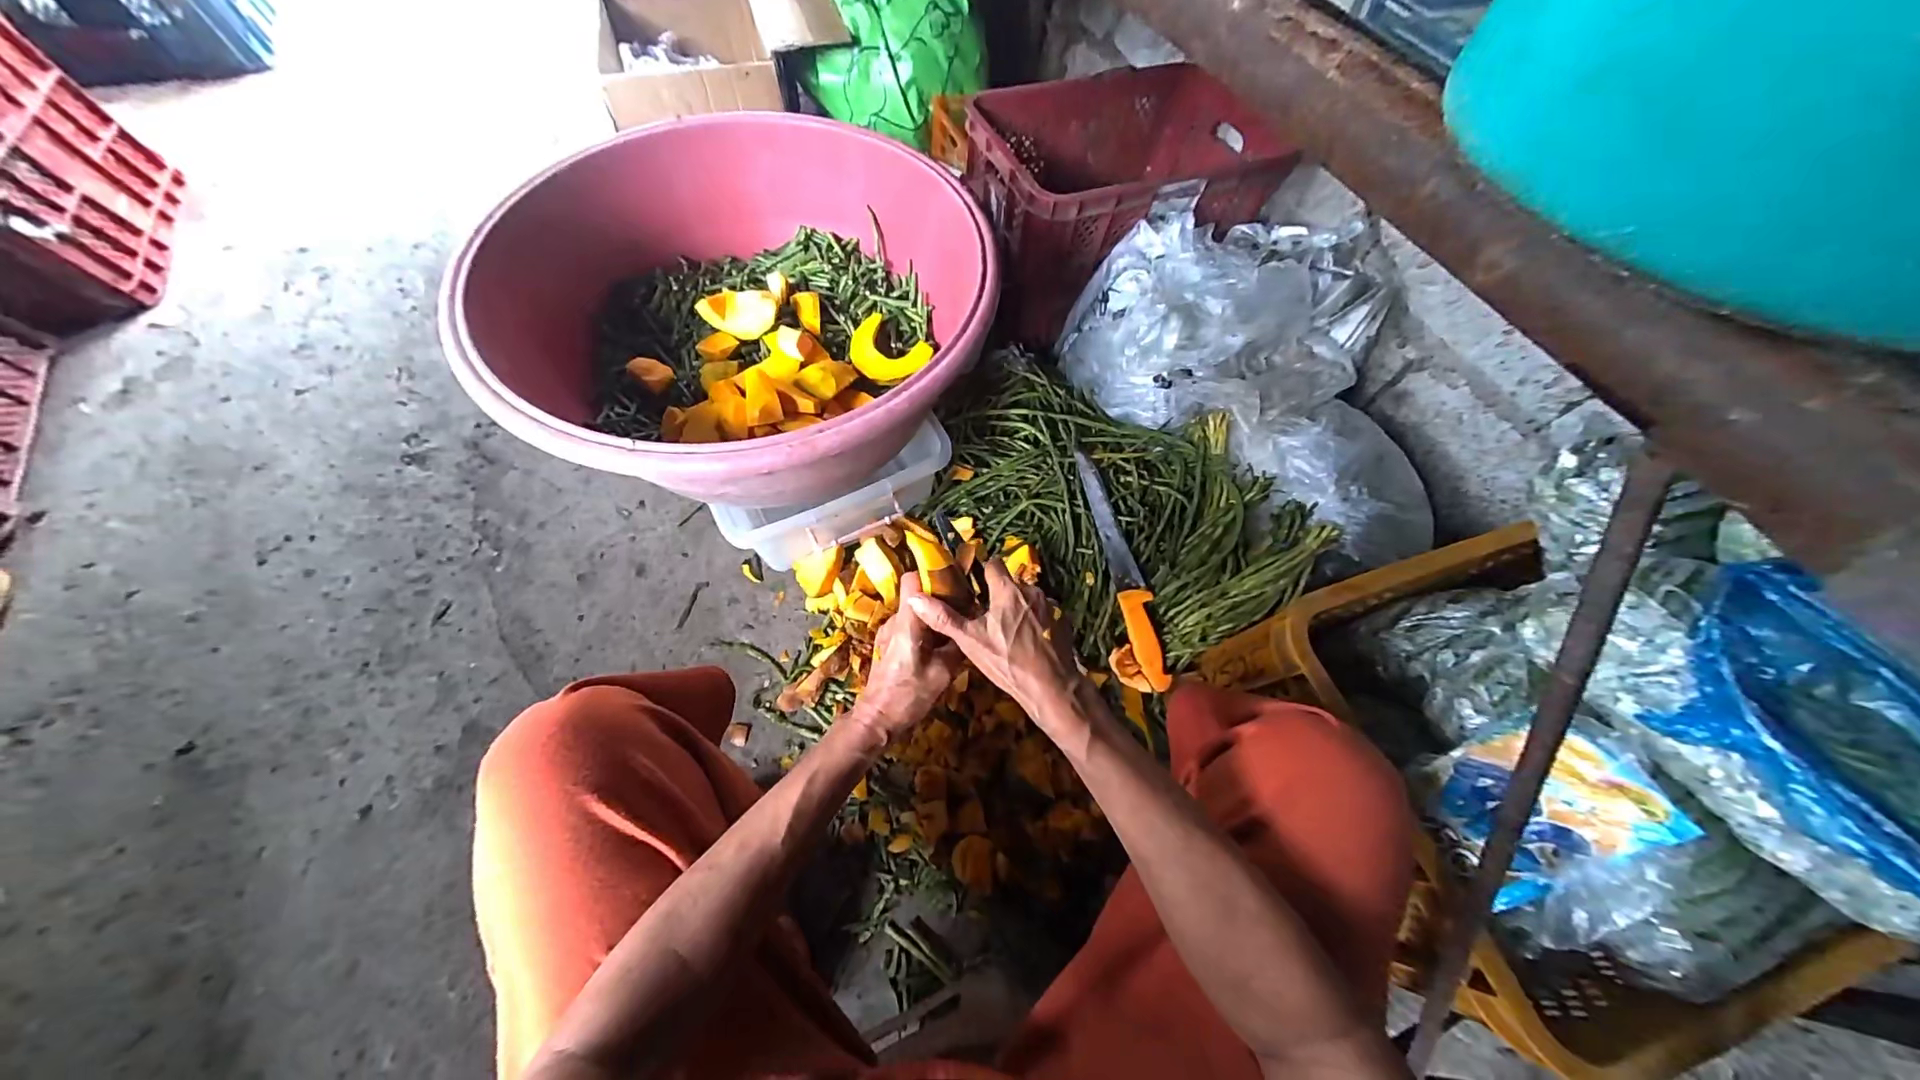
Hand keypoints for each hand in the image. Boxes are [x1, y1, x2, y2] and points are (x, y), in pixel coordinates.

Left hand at [852, 572, 963, 741]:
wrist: (876, 720)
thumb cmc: (907, 697)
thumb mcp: (942, 674)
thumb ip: (957, 646)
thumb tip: (972, 629)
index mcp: (906, 623)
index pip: (912, 580)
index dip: (932, 575)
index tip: (955, 581)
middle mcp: (894, 622)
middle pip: (917, 596)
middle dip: (941, 599)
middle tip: (965, 608)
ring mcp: (889, 633)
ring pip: (915, 613)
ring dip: (934, 617)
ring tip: (957, 628)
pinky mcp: (889, 644)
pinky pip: (910, 627)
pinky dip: (926, 630)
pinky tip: (942, 645)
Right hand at [905, 559, 1086, 731]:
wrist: (1052, 687)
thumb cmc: (1007, 662)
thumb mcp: (970, 641)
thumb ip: (943, 618)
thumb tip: (915, 599)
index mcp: (1008, 590)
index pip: (992, 564)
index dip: (981, 573)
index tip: (973, 586)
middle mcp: (1031, 590)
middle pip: (1010, 583)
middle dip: (999, 594)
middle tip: (986, 616)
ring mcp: (1050, 605)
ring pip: (1027, 598)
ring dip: (1017, 607)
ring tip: (1007, 631)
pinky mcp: (1063, 620)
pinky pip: (1042, 612)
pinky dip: (1035, 620)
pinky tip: (1028, 641)